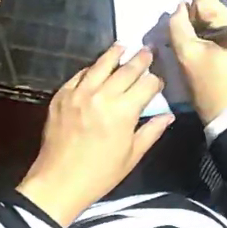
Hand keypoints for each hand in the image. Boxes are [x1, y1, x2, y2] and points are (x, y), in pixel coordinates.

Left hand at [17, 45, 174, 225]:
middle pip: (126, 70)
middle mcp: (102, 95)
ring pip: (100, 65)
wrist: (59, 181)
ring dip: (114, 54)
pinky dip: (91, 68)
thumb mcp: (132, 156)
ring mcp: (79, 93)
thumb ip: (151, 131)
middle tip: (148, 50)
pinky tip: (97, 66)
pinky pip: (79, 75)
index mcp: (123, 111)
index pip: (146, 85)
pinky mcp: (62, 95)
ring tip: (123, 45)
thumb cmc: (100, 174)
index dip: (156, 81)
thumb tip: (167, 115)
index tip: (159, 81)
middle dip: (140, 59)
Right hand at [168, 0, 226, 123]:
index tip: (187, 38)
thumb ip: (178, 25)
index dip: (188, 16)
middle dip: (194, 26)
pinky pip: (216, 33)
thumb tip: (179, 7)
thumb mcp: (188, 54)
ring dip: (198, 34)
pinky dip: (206, 41)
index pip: (203, 1)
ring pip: (210, 21)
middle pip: (208, 10)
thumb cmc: (208, 85)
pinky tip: (202, 57)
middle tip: (189, 48)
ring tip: (195, 54)